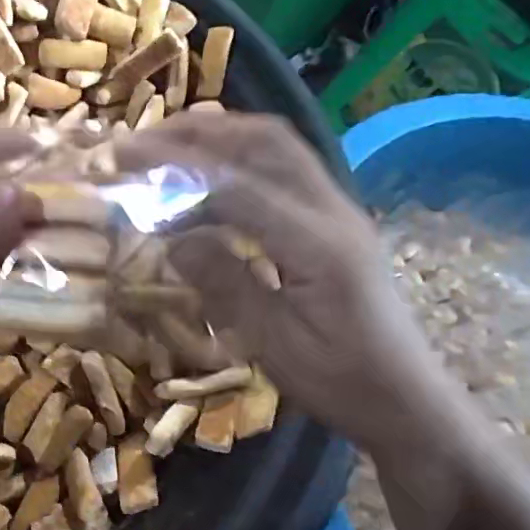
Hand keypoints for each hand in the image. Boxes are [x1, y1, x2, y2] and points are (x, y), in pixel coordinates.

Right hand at [118, 113, 457, 443]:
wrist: (405, 397)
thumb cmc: (340, 382)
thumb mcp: (273, 344)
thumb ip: (225, 284)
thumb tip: (172, 237)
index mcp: (318, 244)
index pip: (237, 187)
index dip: (176, 170)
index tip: (124, 164)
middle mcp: (333, 210)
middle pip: (264, 142)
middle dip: (198, 132)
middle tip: (141, 141)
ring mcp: (338, 209)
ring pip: (278, 146)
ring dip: (220, 135)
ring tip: (166, 146)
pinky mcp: (334, 219)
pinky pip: (284, 168)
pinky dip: (240, 157)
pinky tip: (210, 176)